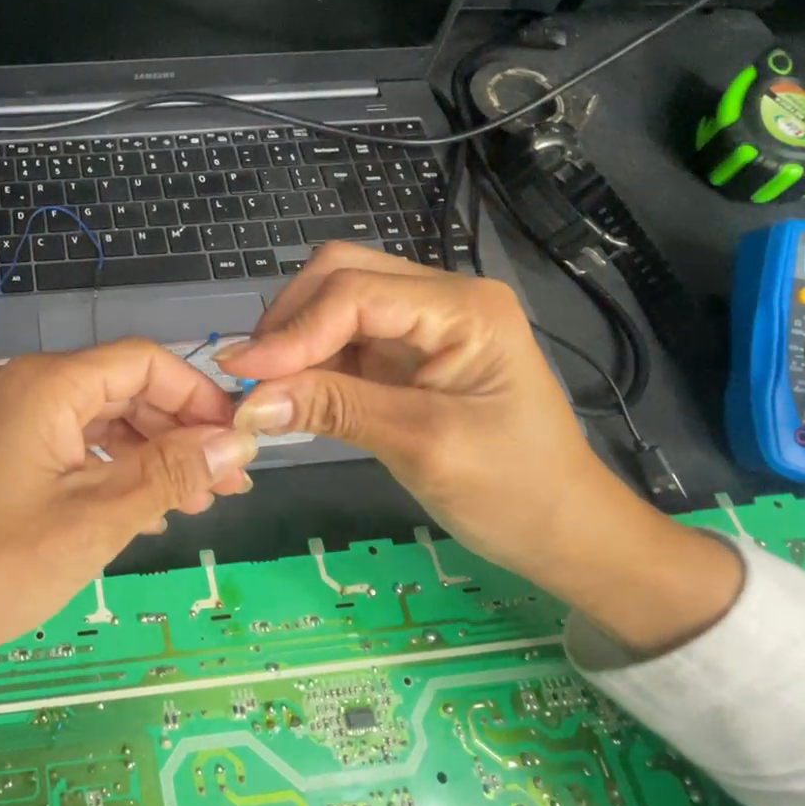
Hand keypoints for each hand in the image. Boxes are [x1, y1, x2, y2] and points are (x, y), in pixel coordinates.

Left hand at [0, 337, 257, 671]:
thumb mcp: (98, 519)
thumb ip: (171, 472)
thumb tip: (238, 441)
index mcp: (45, 384)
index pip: (143, 363)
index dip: (199, 397)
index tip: (239, 444)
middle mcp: (22, 384)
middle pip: (121, 388)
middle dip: (179, 432)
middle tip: (228, 485)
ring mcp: (4, 417)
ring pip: (96, 418)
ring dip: (148, 454)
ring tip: (195, 502)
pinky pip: (67, 442)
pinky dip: (109, 468)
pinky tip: (143, 507)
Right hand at [217, 243, 610, 572]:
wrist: (564, 530)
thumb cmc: (513, 491)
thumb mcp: (422, 447)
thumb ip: (335, 409)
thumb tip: (249, 402)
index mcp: (463, 308)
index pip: (354, 293)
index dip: (291, 331)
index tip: (240, 376)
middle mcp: (441, 299)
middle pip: (340, 274)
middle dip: (288, 320)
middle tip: (252, 377)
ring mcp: (422, 322)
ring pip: (333, 300)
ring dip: (293, 338)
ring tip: (266, 389)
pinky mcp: (406, 351)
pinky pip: (341, 336)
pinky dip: (308, 359)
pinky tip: (293, 392)